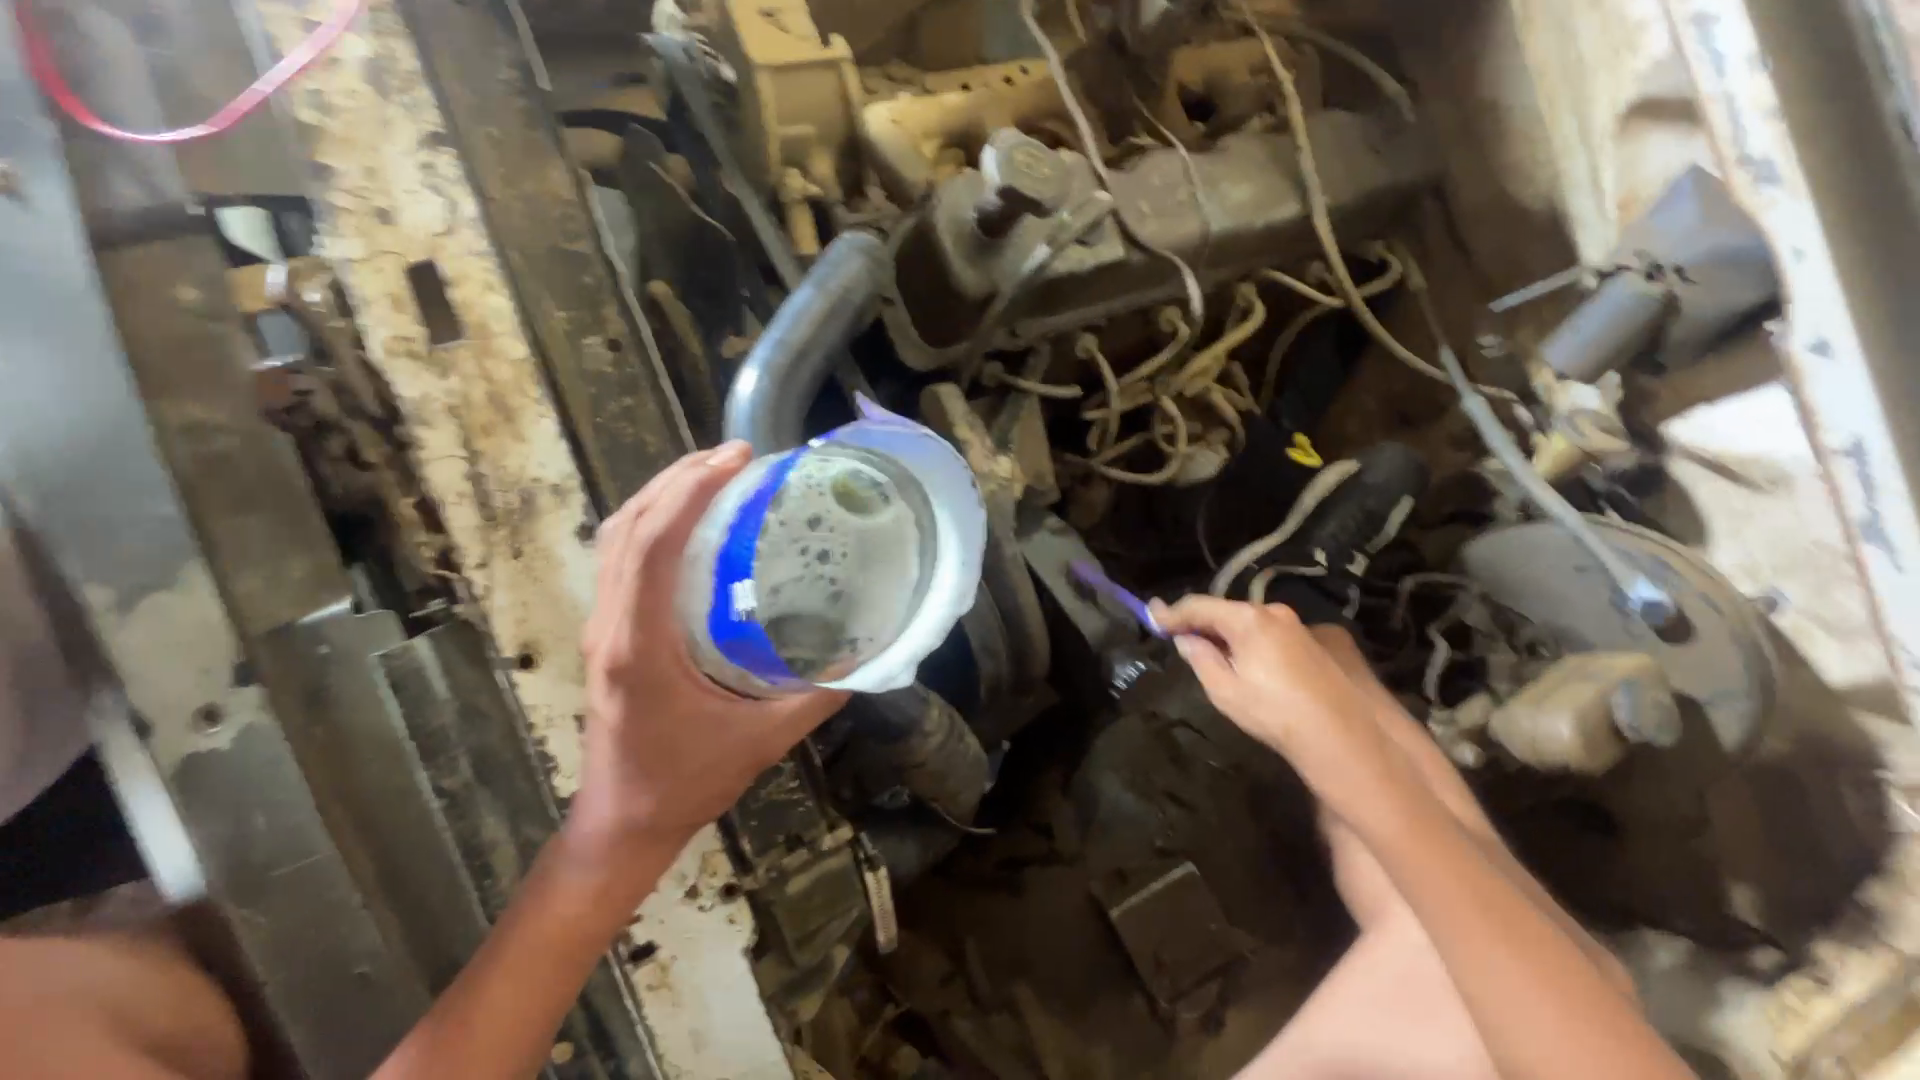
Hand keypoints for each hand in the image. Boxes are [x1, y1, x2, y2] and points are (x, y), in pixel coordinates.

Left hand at [569, 442, 848, 866]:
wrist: (623, 821)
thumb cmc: (686, 783)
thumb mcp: (763, 740)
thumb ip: (817, 695)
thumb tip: (867, 653)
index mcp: (639, 646)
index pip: (652, 546)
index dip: (691, 492)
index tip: (738, 460)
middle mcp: (611, 626)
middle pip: (627, 527)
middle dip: (678, 479)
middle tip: (735, 455)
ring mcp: (601, 628)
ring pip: (615, 538)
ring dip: (660, 495)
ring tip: (713, 473)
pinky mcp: (606, 635)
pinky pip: (619, 560)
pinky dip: (651, 523)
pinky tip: (691, 523)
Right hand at [1149, 596, 1409, 816]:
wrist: (1338, 733)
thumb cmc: (1273, 711)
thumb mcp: (1224, 689)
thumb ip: (1201, 658)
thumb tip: (1187, 639)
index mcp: (1247, 619)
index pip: (1199, 606)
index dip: (1171, 612)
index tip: (1150, 615)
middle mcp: (1272, 612)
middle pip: (1224, 611)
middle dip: (1199, 622)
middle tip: (1176, 636)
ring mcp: (1296, 625)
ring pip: (1248, 622)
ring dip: (1225, 632)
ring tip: (1208, 651)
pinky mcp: (1312, 641)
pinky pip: (1267, 632)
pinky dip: (1247, 640)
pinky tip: (1243, 661)